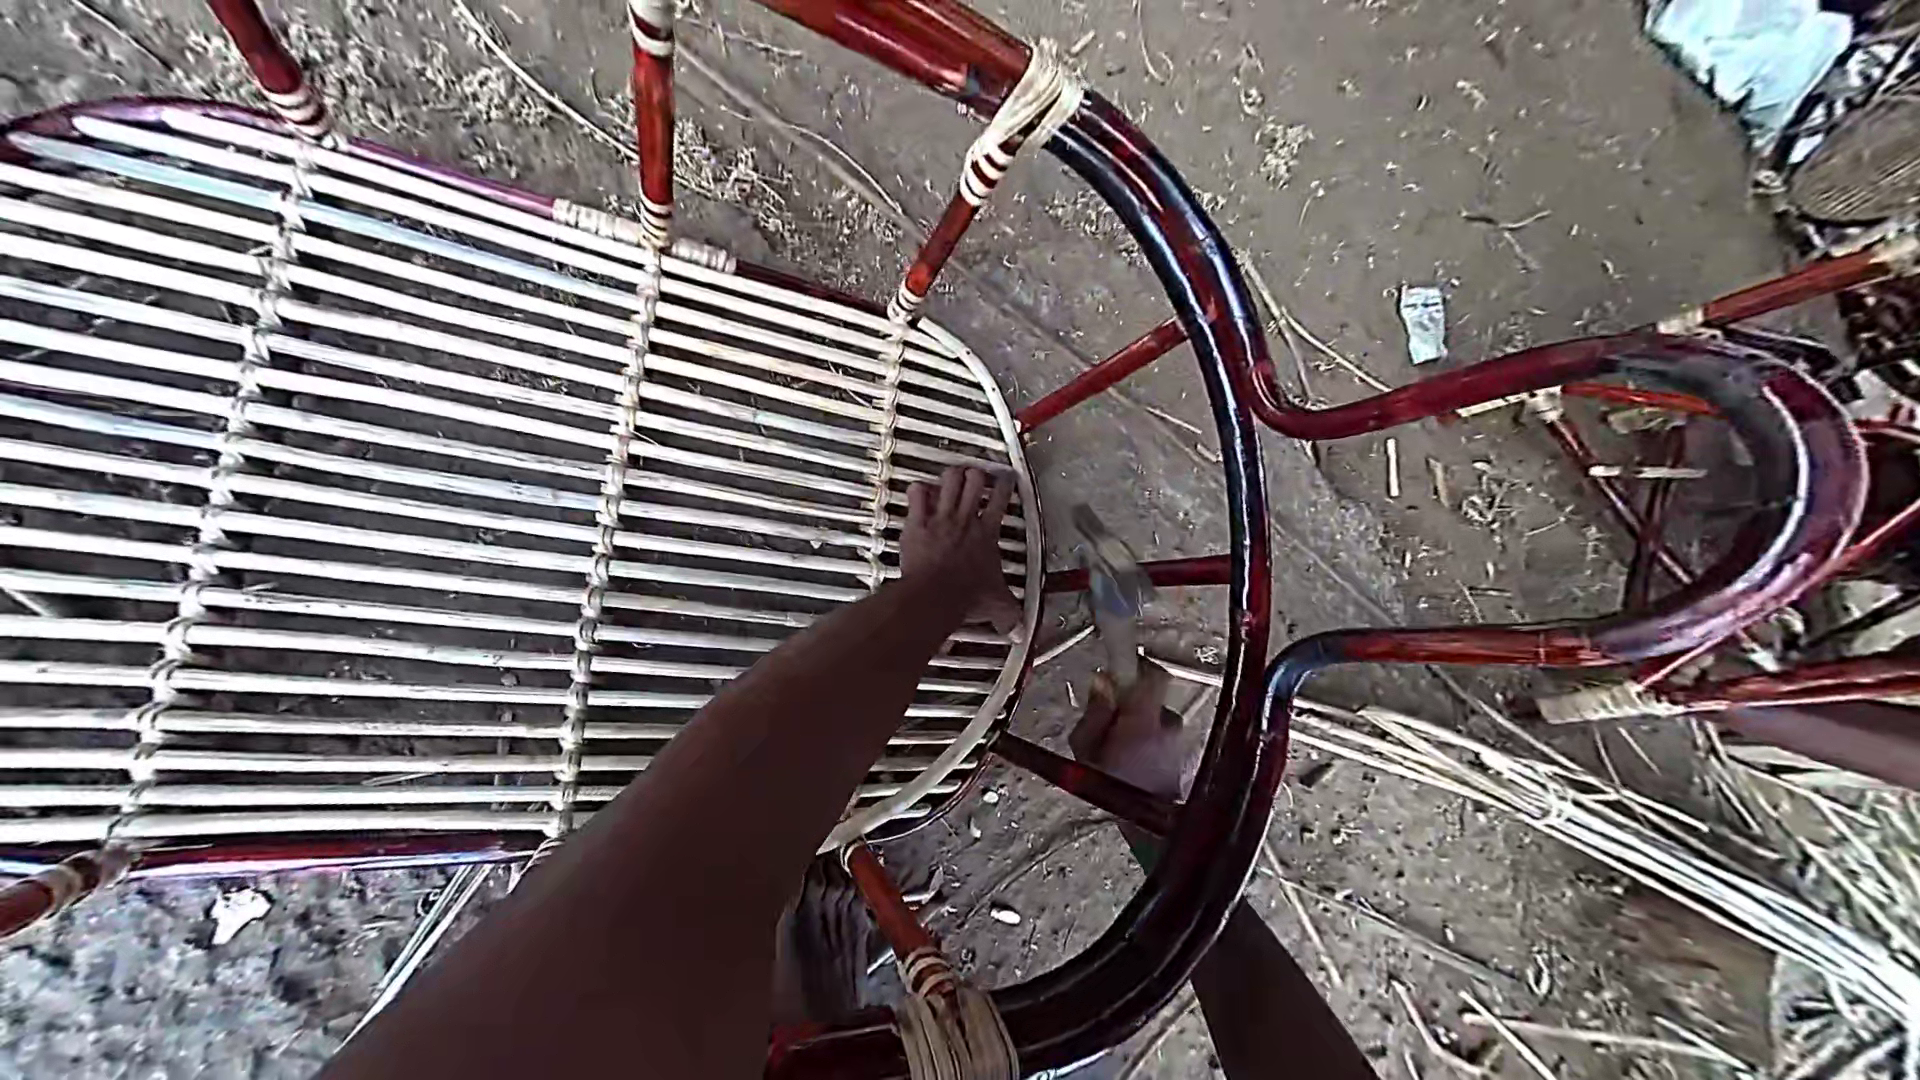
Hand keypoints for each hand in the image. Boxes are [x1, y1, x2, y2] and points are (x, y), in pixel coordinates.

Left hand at [901, 466, 1022, 637]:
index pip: (1000, 499)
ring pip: (949, 480)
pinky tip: (921, 492)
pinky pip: (917, 494)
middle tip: (975, 475)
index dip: (1004, 485)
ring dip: (951, 475)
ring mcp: (941, 518)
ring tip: (952, 475)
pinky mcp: (918, 523)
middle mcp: (965, 520)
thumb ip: (1010, 615)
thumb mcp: (996, 605)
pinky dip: (919, 489)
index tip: (1005, 480)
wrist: (935, 596)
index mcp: (986, 534)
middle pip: (975, 480)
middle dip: (976, 474)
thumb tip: (1018, 630)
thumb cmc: (964, 596)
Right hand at [1068, 662, 1183, 800]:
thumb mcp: (1085, 748)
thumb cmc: (1112, 788)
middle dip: (1131, 700)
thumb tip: (1102, 682)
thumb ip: (1095, 712)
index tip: (1119, 668)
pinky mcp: (1183, 751)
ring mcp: (1179, 738)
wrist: (1148, 828)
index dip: (1136, 665)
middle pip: (1151, 693)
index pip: (1152, 674)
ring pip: (1157, 714)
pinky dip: (1151, 736)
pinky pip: (1163, 731)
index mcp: (1143, 719)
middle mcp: (1168, 724)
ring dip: (1141, 720)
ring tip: (1122, 743)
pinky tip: (1136, 755)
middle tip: (1111, 716)